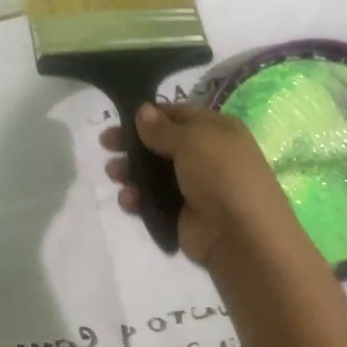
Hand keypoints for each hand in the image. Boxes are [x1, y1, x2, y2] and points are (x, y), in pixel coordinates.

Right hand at [102, 103, 296, 265]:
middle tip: (105, 145)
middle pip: (160, 145)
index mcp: (216, 130)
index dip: (149, 115)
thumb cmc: (221, 175)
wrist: (241, 235)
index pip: (177, 115)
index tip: (119, 119)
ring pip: (153, 174)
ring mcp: (192, 187)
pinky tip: (127, 201)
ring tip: (114, 174)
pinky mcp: (180, 214)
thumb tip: (142, 111)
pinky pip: (152, 202)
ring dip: (130, 172)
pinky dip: (137, 199)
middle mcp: (205, 155)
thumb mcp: (193, 141)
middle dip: (132, 144)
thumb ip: (162, 128)